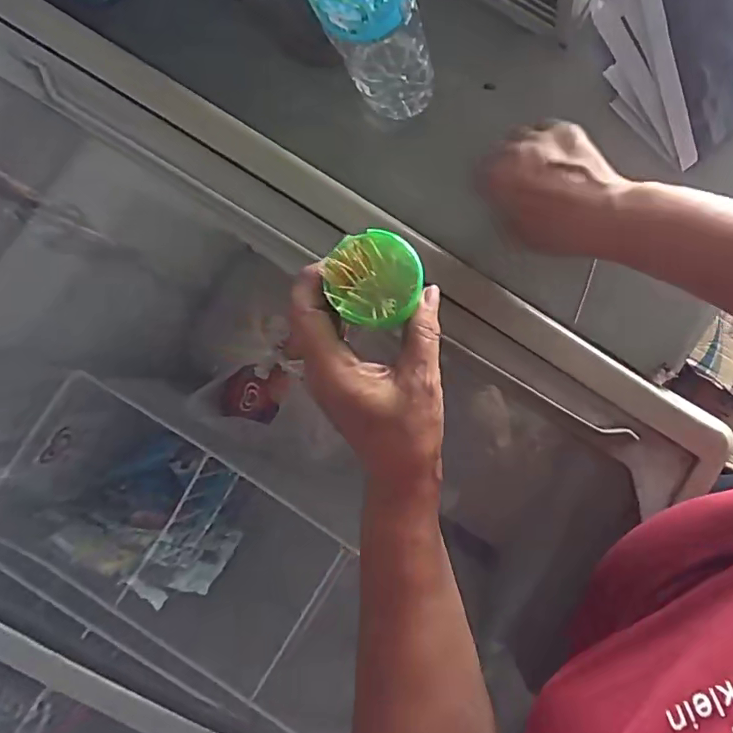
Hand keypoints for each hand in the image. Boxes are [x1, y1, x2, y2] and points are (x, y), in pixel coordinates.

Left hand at [287, 264, 443, 492]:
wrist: (399, 472)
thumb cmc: (409, 432)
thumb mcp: (421, 378)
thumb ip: (422, 332)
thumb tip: (427, 292)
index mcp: (330, 367)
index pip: (304, 310)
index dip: (316, 278)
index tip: (344, 259)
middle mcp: (316, 368)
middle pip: (304, 312)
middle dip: (325, 282)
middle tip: (356, 263)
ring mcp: (321, 375)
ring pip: (313, 324)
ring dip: (331, 297)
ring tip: (361, 277)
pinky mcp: (332, 379)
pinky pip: (325, 337)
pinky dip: (339, 315)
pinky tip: (364, 305)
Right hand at [481, 120, 635, 257]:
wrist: (605, 215)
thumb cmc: (567, 228)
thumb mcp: (520, 234)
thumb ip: (503, 212)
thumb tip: (503, 208)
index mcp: (496, 176)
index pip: (478, 174)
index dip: (487, 185)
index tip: (493, 190)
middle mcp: (514, 151)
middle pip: (499, 151)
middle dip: (506, 166)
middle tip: (519, 184)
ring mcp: (540, 138)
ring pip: (522, 137)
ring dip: (527, 151)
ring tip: (540, 171)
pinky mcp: (565, 130)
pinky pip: (548, 131)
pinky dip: (550, 143)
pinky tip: (559, 161)